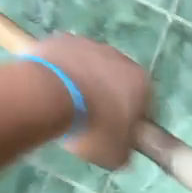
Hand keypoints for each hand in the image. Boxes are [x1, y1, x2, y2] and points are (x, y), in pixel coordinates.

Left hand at [29, 33, 151, 168]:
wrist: (49, 96)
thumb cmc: (90, 127)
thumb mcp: (116, 154)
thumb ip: (125, 146)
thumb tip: (121, 144)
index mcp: (140, 82)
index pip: (142, 101)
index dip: (128, 117)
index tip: (113, 129)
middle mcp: (119, 57)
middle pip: (115, 78)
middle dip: (105, 93)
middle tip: (87, 115)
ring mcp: (88, 43)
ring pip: (89, 64)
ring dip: (82, 78)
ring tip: (64, 100)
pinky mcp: (61, 38)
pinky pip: (65, 56)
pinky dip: (60, 67)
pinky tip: (49, 84)